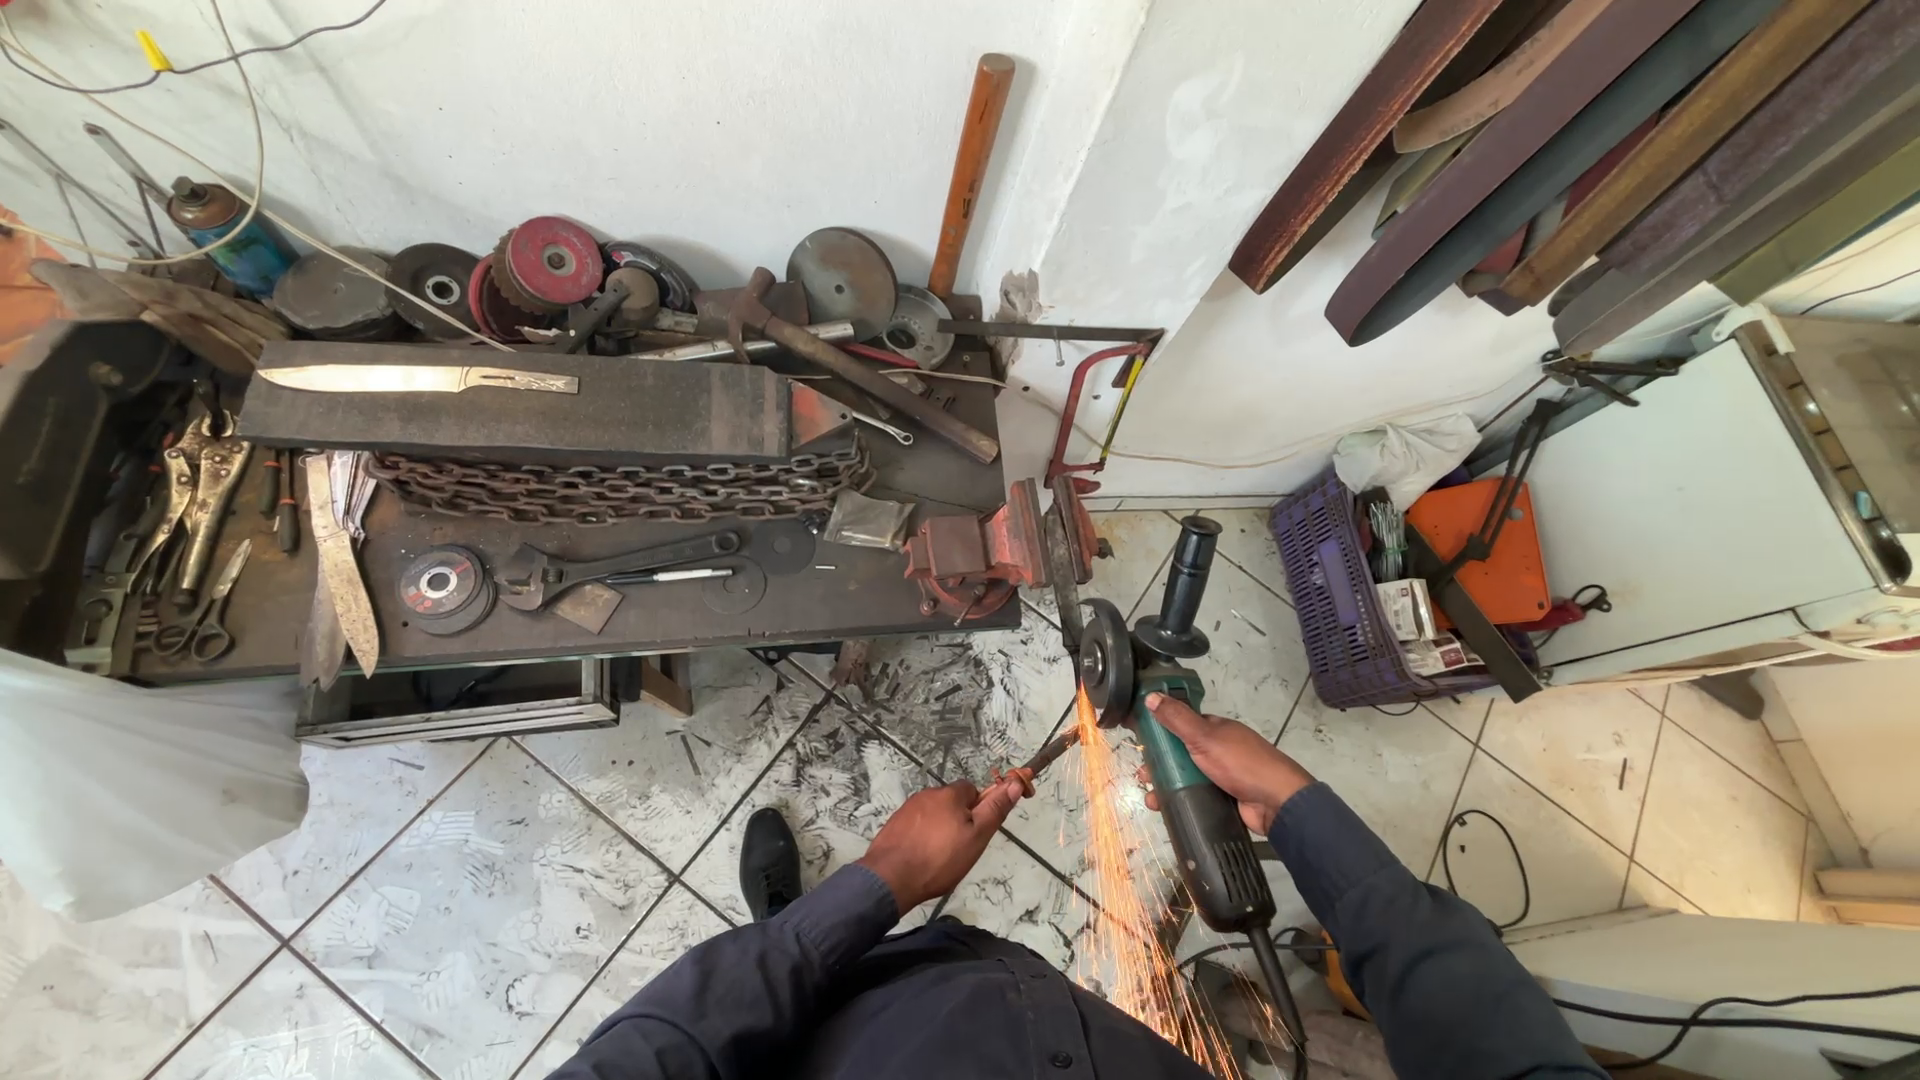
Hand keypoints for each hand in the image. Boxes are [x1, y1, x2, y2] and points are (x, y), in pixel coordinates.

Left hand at [857, 775, 1028, 914]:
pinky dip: (921, 837)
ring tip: (939, 857)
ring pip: (933, 814)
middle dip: (958, 820)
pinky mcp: (894, 824)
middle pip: (951, 802)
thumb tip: (1015, 783)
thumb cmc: (940, 859)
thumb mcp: (976, 837)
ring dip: (939, 828)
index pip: (971, 790)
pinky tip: (920, 857)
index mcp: (949, 794)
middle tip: (959, 849)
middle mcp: (927, 794)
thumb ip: (995, 809)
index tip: (975, 833)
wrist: (891, 877)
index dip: (977, 810)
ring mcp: (907, 809)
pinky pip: (916, 825)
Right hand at [1142, 692, 1314, 833]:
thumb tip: (1151, 695)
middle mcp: (1219, 750)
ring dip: (1166, 786)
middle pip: (1181, 754)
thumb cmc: (1241, 764)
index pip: (1183, 724)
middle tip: (1143, 776)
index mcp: (1216, 730)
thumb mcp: (1204, 737)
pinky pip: (1196, 797)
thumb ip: (1177, 718)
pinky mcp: (1224, 799)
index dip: (1162, 731)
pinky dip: (1180, 801)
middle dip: (1160, 764)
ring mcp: (1222, 776)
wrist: (1277, 804)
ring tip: (1151, 798)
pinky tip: (1165, 809)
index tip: (1142, 741)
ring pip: (1186, 778)